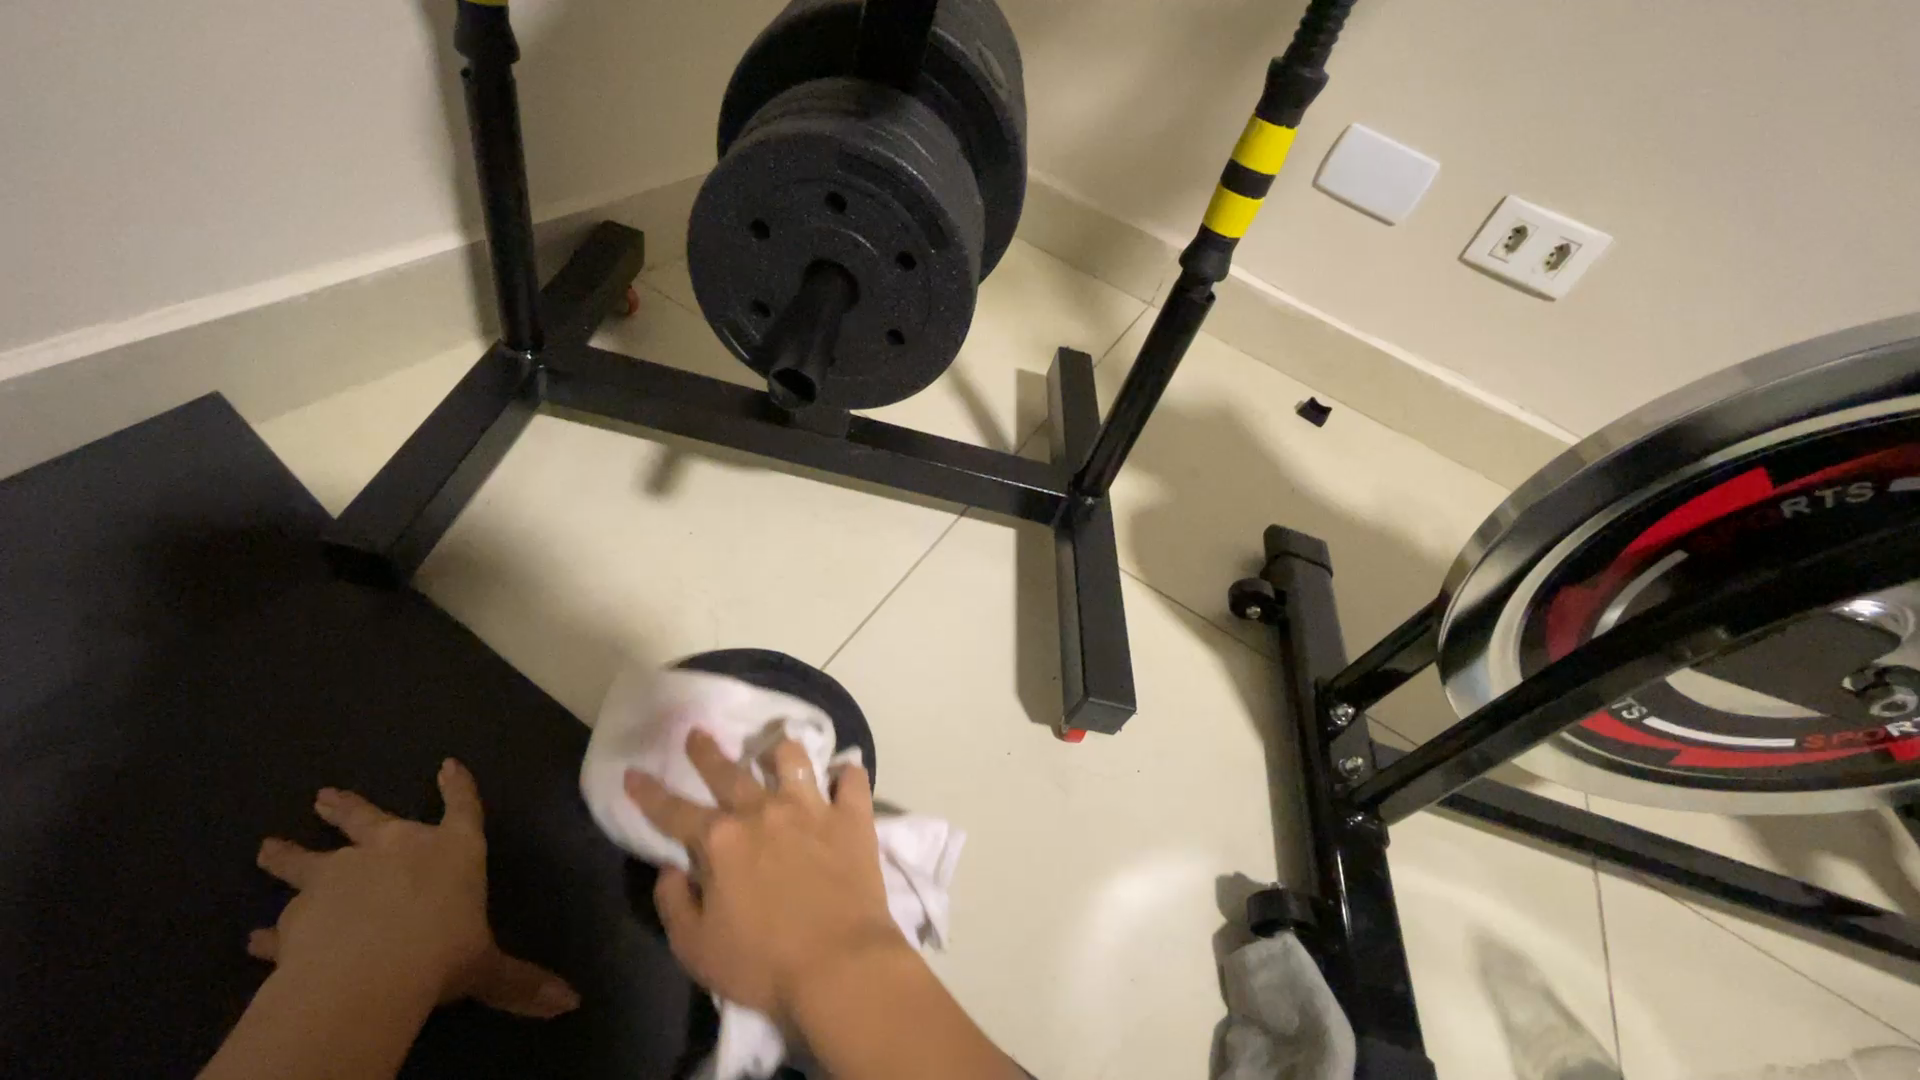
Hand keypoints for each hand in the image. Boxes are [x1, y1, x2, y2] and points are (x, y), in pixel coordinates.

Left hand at [250, 758, 579, 1018]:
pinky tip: (252, 939)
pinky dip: (268, 931)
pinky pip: (280, 923)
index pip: (462, 807)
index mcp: (452, 849)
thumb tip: (571, 1003)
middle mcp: (395, 848)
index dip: (458, 786)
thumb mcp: (487, 968)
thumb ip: (520, 981)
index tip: (447, 765)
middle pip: (369, 818)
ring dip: (287, 854)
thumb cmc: (442, 953)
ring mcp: (341, 875)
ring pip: (309, 858)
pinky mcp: (299, 913)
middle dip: (346, 807)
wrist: (367, 975)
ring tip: (266, 847)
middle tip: (322, 797)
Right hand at [625, 731, 907, 1022]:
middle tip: (698, 734)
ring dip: (780, 750)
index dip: (649, 793)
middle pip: (729, 773)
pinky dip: (847, 774)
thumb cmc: (762, 962)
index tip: (633, 772)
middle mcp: (763, 811)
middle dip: (707, 752)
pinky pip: (853, 780)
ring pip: (793, 760)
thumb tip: (670, 868)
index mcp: (721, 841)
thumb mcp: (695, 947)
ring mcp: (811, 809)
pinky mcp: (852, 817)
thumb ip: (674, 902)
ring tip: (777, 745)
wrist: (839, 964)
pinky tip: (844, 774)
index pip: (673, 811)